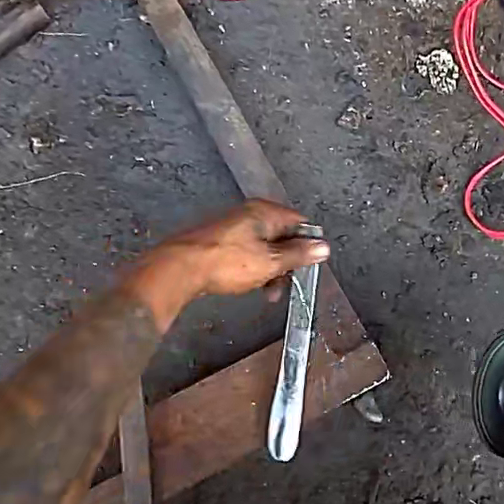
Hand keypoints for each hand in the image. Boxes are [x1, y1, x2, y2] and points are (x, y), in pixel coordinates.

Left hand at [124, 200, 330, 326]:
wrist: (181, 268)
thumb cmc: (226, 262)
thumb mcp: (270, 262)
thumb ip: (298, 254)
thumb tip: (323, 247)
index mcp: (265, 212)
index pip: (300, 223)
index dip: (307, 246)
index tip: (307, 266)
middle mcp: (249, 214)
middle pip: (281, 236)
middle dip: (286, 263)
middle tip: (283, 285)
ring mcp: (233, 227)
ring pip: (264, 248)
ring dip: (270, 270)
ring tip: (266, 292)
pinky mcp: (220, 241)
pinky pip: (246, 253)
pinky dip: (252, 268)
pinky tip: (248, 285)